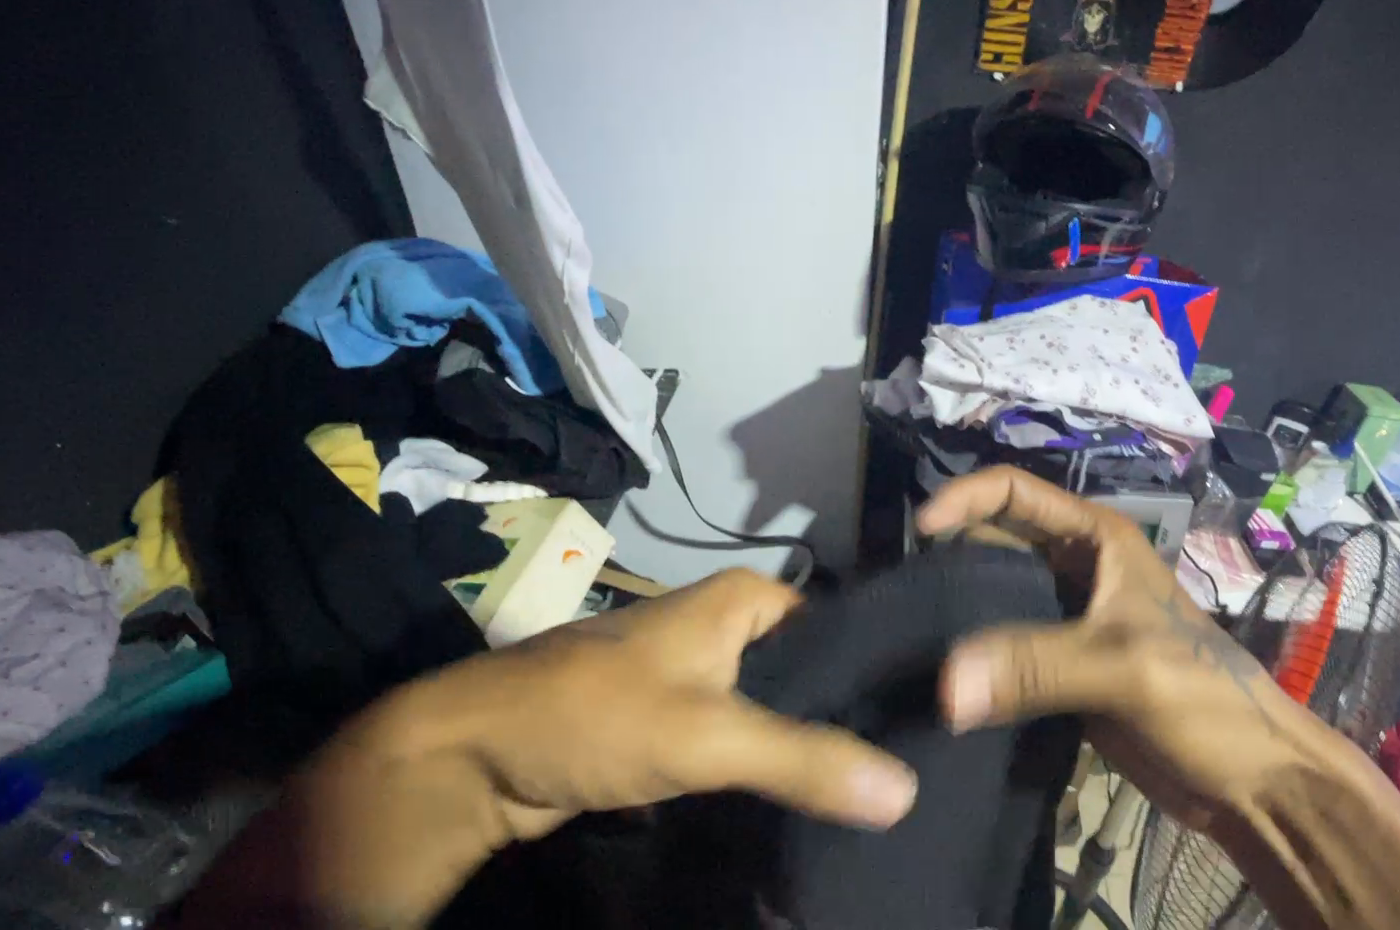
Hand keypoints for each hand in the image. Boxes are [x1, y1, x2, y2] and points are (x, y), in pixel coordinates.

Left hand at [173, 571, 919, 929]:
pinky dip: (765, 764)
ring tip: (870, 789)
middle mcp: (725, 624)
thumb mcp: (709, 735)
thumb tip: (907, 790)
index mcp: (742, 599)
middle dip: (844, 716)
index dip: (876, 672)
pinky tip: (804, 800)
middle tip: (904, 767)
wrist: (477, 754)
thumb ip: (805, 759)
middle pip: (808, 669)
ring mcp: (698, 672)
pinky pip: (739, 735)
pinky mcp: (674, 717)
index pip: (837, 626)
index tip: (922, 722)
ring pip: (773, 706)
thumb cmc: (597, 714)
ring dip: (806, 745)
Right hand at [917, 466, 1294, 822]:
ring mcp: (1065, 617)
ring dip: (956, 612)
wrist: (1254, 782)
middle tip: (901, 596)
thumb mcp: (1125, 667)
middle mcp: (1074, 566)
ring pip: (993, 596)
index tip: (920, 534)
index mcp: (1095, 538)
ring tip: (909, 636)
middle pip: (994, 541)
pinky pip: (1001, 646)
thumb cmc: (1206, 700)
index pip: (1013, 490)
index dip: (963, 497)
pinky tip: (940, 675)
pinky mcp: (1058, 665)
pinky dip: (972, 656)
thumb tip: (945, 685)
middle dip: (950, 559)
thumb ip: (1036, 667)